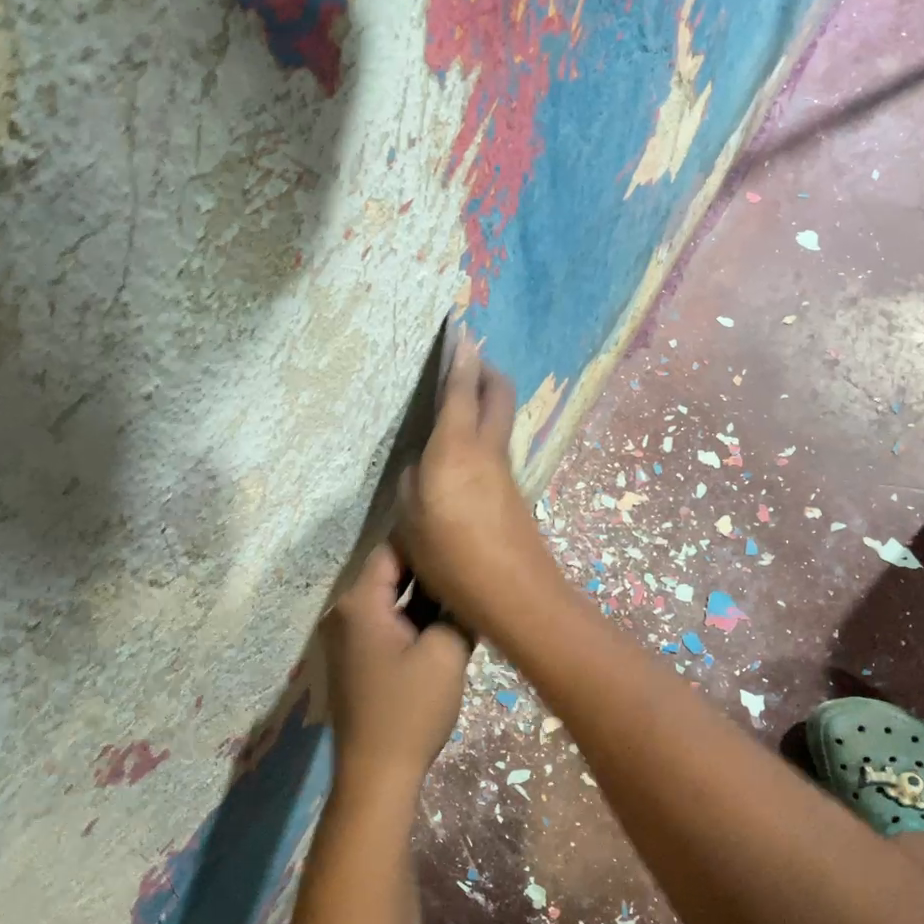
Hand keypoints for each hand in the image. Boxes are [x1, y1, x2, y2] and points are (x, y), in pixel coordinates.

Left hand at [320, 546, 471, 791]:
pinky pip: (382, 624)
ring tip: (463, 597)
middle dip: (428, 572)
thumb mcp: (446, 653)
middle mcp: (343, 611)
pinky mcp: (353, 659)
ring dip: (420, 599)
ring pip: (387, 601)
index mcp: (359, 602)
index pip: (391, 549)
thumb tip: (464, 589)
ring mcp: (344, 637)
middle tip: (470, 572)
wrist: (376, 773)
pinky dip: (409, 621)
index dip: (427, 543)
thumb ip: (456, 611)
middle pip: (388, 574)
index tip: (463, 544)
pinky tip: (442, 627)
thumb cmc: (410, 710)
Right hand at [395, 333, 558, 638]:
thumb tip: (423, 465)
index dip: (458, 357)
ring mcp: (504, 470)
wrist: (514, 594)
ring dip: (485, 399)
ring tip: (460, 399)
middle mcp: (486, 448)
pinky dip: (482, 432)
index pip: (459, 389)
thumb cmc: (451, 555)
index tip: (459, 330)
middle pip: (497, 392)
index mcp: (456, 447)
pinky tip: (462, 453)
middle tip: (466, 359)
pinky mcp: (511, 492)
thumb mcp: (409, 520)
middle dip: (484, 369)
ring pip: (499, 418)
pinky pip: (495, 445)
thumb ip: (411, 482)